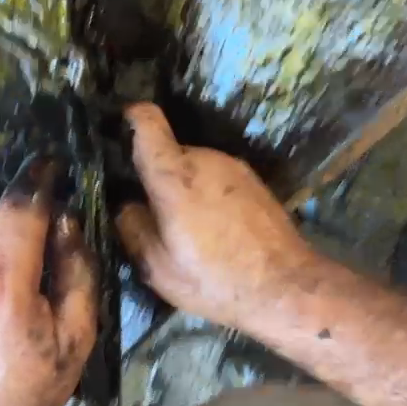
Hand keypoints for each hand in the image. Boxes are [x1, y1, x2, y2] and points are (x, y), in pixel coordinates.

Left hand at [0, 160, 98, 405]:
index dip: (37, 180)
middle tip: (36, 254)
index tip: (49, 166)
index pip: (19, 207)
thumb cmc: (31, 388)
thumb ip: (76, 272)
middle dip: (17, 225)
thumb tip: (66, 223)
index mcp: (4, 284)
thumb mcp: (76, 337)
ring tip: (4, 281)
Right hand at [116, 104, 319, 329]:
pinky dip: (208, 196)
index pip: (146, 122)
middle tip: (155, 217)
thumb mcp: (158, 268)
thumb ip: (133, 228)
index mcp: (174, 175)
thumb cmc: (215, 280)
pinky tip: (216, 231)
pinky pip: (217, 179)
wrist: (286, 287)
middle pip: (169, 153)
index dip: (130, 118)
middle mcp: (205, 158)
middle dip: (157, 178)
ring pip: (194, 168)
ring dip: (185, 189)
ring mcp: (234, 166)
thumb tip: (127, 206)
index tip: (121, 129)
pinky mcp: (254, 180)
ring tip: (188, 231)